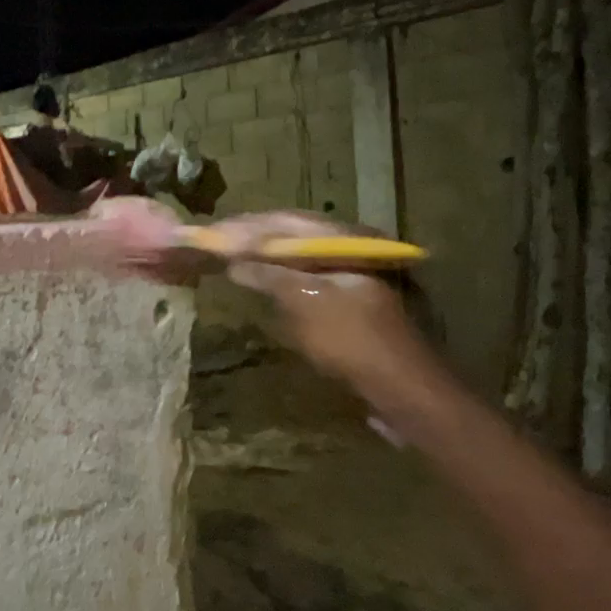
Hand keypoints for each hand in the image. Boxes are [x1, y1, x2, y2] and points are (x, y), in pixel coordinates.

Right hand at [208, 211, 445, 403]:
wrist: (399, 388)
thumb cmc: (350, 339)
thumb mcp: (303, 300)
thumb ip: (267, 274)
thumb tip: (233, 261)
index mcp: (342, 240)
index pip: (282, 221)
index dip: (243, 226)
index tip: (210, 233)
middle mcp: (349, 249)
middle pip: (290, 234)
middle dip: (250, 238)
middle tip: (214, 244)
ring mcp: (350, 274)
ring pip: (296, 256)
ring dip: (263, 256)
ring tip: (229, 259)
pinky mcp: (347, 300)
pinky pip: (303, 276)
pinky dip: (277, 276)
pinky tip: (259, 283)